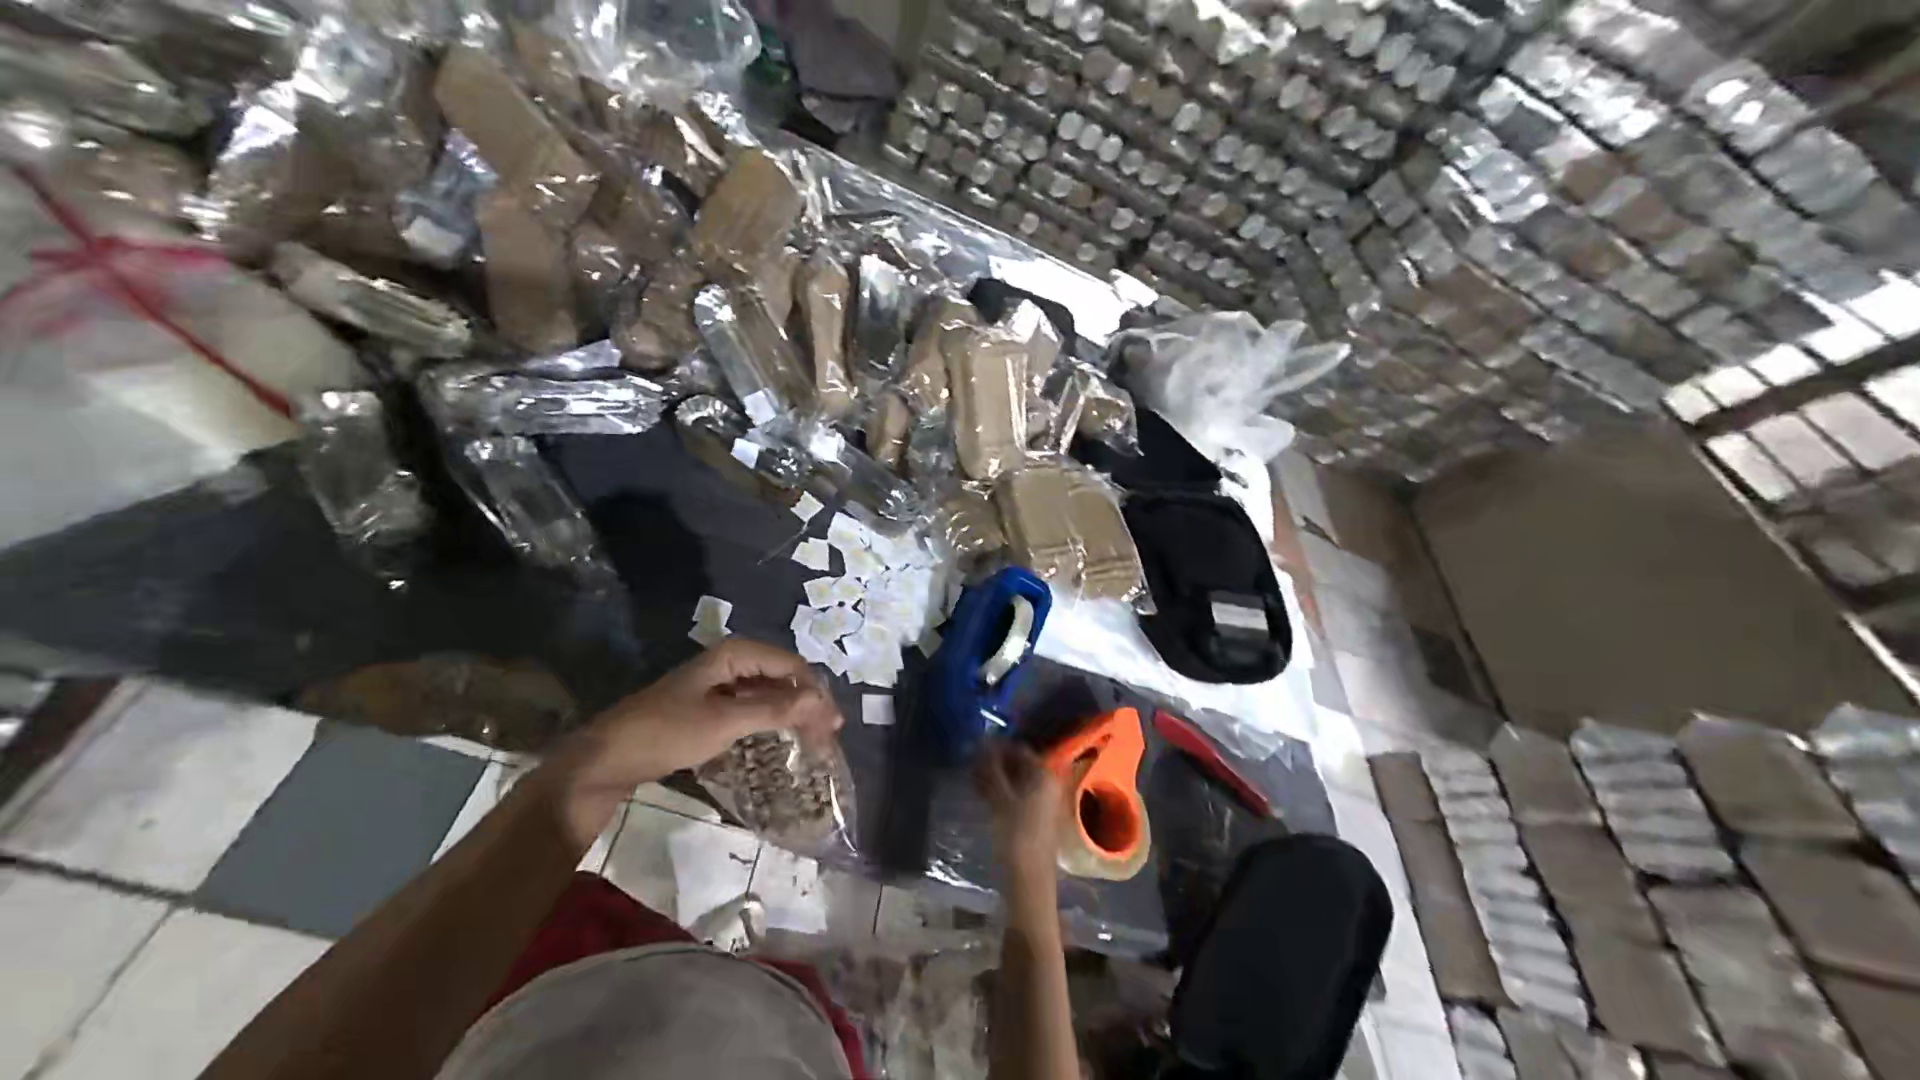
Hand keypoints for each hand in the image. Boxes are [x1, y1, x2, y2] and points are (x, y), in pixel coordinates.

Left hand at [545, 639, 841, 838]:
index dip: (816, 694)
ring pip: (769, 692)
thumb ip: (775, 710)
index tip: (833, 727)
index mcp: (735, 654)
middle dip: (807, 704)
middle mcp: (731, 661)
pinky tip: (783, 737)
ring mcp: (720, 682)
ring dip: (792, 713)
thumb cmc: (667, 732)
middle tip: (827, 738)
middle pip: (782, 677)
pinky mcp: (711, 704)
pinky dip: (771, 720)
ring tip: (813, 741)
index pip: (791, 667)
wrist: (609, 756)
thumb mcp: (725, 722)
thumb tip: (822, 703)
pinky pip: (753, 705)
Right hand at [977, 740, 1064, 889]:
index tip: (974, 748)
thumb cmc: (1015, 835)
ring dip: (994, 777)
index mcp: (1045, 775)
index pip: (1019, 749)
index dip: (996, 746)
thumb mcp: (999, 798)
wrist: (1028, 880)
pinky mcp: (1035, 817)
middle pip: (1019, 764)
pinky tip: (981, 795)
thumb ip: (991, 767)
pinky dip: (1000, 792)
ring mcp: (1043, 801)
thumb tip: (983, 742)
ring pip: (1016, 781)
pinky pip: (1016, 795)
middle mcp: (1048, 784)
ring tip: (971, 779)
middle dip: (994, 762)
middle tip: (970, 764)